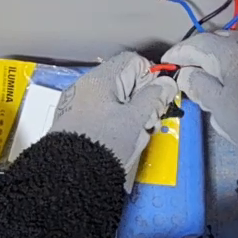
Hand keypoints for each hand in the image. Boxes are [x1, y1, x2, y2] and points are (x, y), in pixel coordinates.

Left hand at [49, 51, 178, 187]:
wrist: (71, 175)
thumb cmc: (103, 144)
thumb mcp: (135, 119)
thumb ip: (153, 98)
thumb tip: (166, 83)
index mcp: (100, 79)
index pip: (133, 62)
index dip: (150, 77)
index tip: (158, 97)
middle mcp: (85, 86)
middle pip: (123, 81)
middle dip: (141, 99)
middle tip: (149, 119)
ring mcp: (78, 104)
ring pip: (114, 100)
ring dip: (130, 113)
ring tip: (134, 134)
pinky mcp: (74, 122)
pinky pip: (101, 114)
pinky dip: (114, 123)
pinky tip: (119, 140)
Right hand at [162, 31, 237, 146]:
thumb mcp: (217, 104)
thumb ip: (198, 85)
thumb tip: (187, 74)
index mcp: (232, 51)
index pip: (199, 44)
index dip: (180, 52)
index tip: (168, 62)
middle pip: (220, 40)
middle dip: (202, 51)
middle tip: (188, 66)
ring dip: (222, 56)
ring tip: (210, 73)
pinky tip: (235, 78)